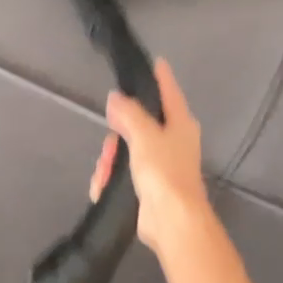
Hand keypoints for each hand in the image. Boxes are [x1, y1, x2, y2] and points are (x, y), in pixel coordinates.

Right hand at [88, 58, 214, 254]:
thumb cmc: (164, 170)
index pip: (169, 92)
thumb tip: (115, 98)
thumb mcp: (144, 134)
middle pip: (140, 125)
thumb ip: (129, 113)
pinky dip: (111, 179)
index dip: (161, 77)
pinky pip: (124, 175)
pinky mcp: (149, 188)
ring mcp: (162, 166)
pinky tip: (102, 184)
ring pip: (128, 151)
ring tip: (104, 170)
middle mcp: (174, 142)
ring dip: (111, 160)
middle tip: (110, 141)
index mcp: (180, 124)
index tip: (156, 62)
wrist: (172, 219)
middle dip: (119, 133)